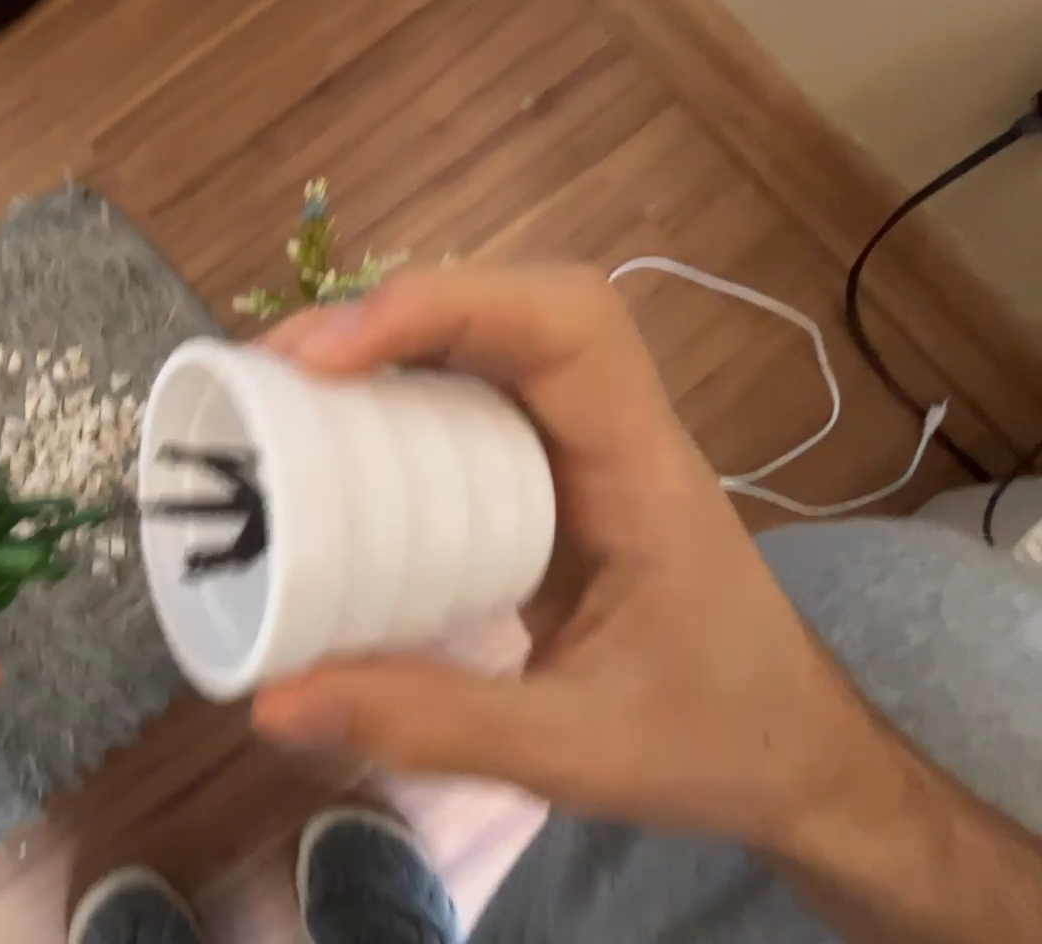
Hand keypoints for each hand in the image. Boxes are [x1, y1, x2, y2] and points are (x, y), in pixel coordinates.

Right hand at [247, 267, 900, 850]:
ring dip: (372, 340)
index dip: (437, 309)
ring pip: (474, 340)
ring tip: (279, 385)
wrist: (791, 754)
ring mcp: (567, 441)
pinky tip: (327, 428)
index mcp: (638, 469)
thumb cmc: (716, 740)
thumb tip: (271, 702)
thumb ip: (430, 725)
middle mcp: (601, 428)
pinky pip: (455, 392)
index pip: (562, 324)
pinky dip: (383, 384)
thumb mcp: (579, 752)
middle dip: (378, 316)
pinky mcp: (532, 467)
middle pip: (502, 307)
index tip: (326, 360)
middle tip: (273, 369)